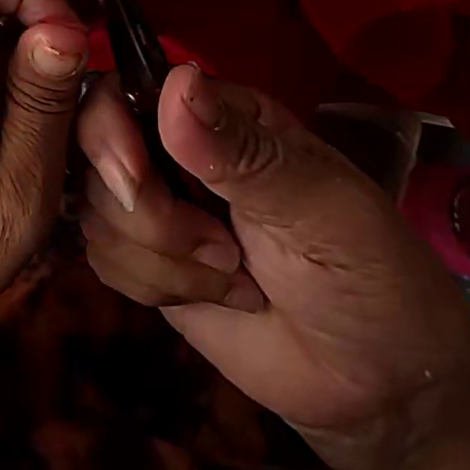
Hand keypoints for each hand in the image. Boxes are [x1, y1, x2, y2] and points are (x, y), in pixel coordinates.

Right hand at [77, 65, 469, 469]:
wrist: (375, 387)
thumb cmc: (369, 278)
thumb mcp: (320, 208)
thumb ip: (244, 150)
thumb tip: (178, 82)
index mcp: (214, 112)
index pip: (122, 91)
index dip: (111, 131)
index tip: (137, 180)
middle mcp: (168, 148)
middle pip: (94, 155)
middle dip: (149, 216)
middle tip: (224, 252)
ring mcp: (149, 204)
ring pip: (96, 213)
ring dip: (163, 260)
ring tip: (234, 276)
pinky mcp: (137, 256)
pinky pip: (101, 259)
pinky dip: (153, 286)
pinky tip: (211, 296)